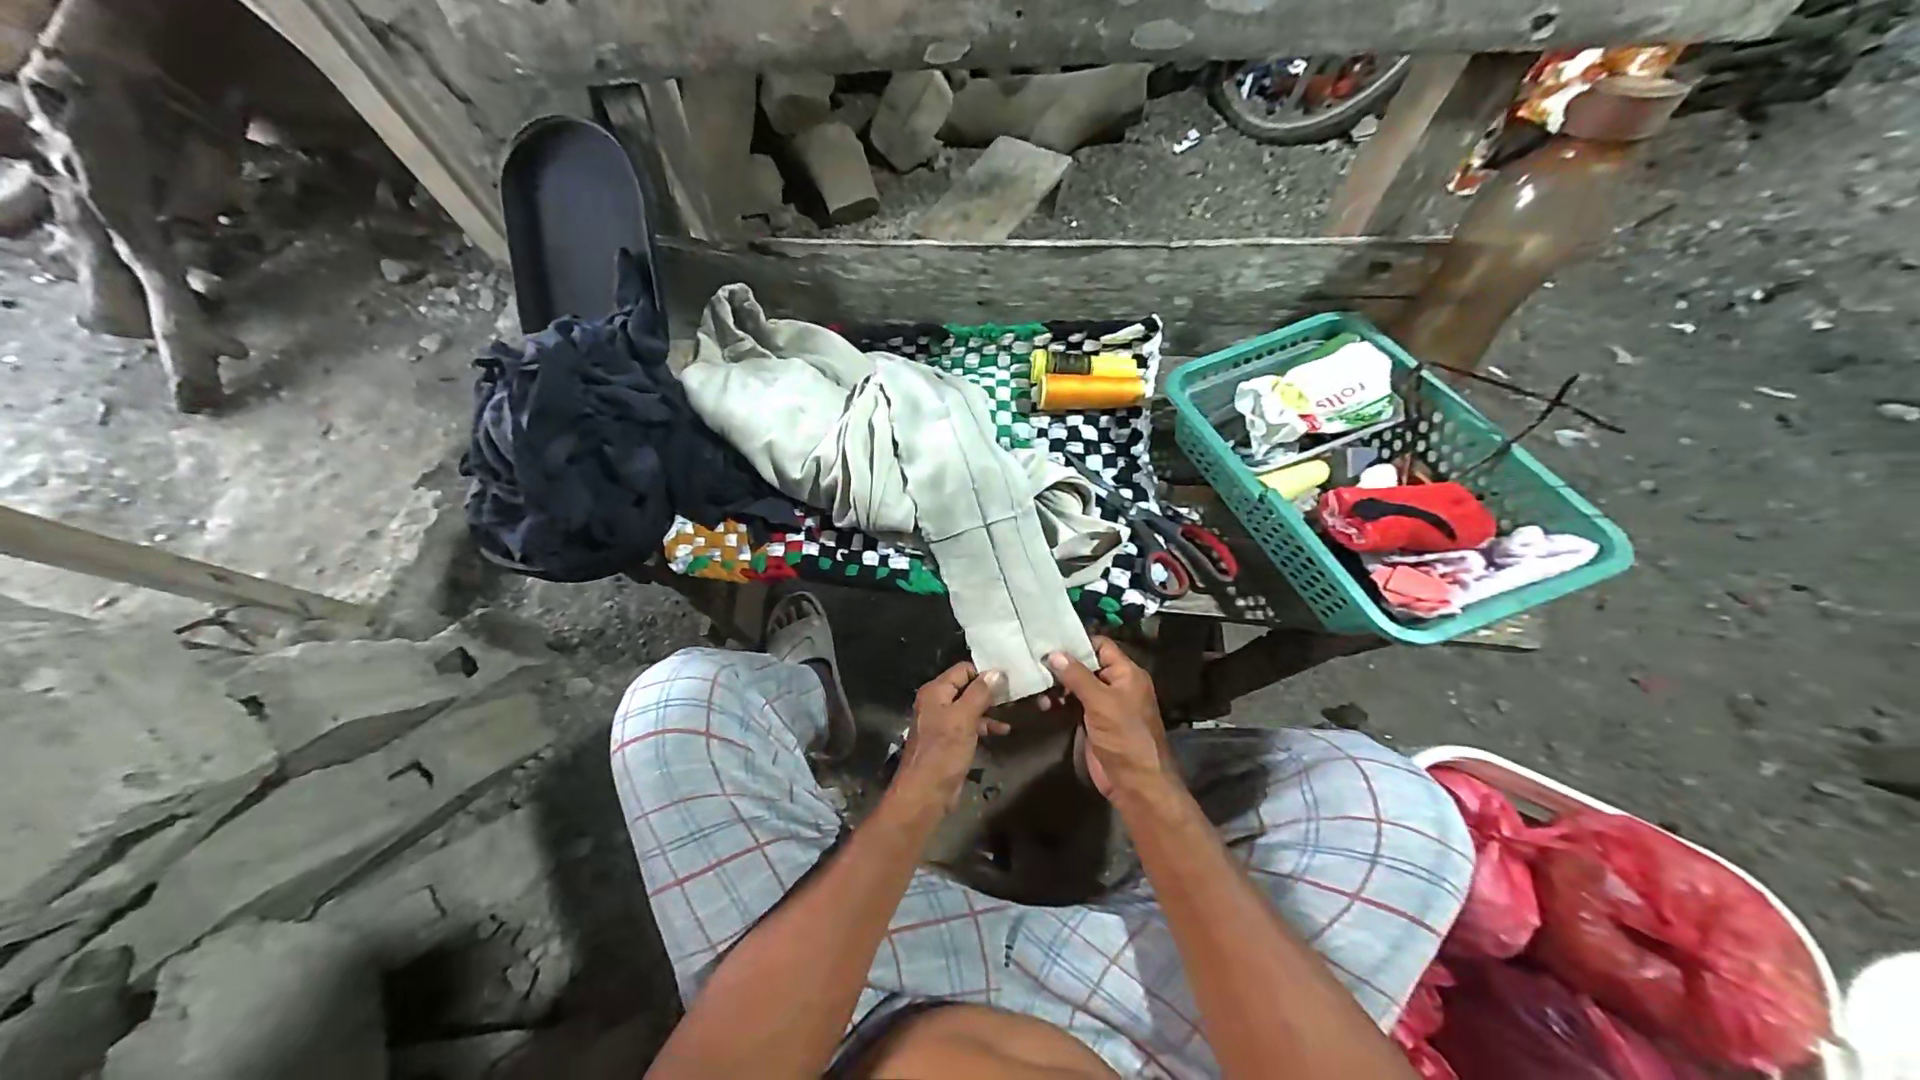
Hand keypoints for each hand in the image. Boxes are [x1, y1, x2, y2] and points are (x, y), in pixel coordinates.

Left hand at [891, 662, 1008, 809]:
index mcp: (935, 691)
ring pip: (970, 706)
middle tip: (1016, 693)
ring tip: (1014, 710)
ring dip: (990, 709)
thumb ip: (979, 693)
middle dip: (990, 691)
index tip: (1008, 679)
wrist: (926, 793)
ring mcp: (943, 721)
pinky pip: (969, 725)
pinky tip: (1003, 730)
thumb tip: (996, 671)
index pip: (963, 670)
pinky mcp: (950, 739)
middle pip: (967, 687)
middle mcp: (937, 702)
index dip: (984, 673)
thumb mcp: (963, 719)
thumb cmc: (943, 752)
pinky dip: (985, 725)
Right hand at [1046, 638, 1171, 799]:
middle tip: (1034, 660)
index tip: (1049, 639)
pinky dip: (1060, 702)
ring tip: (1036, 684)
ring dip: (1058, 685)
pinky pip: (1074, 705)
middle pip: (1087, 665)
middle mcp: (1116, 685)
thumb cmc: (1125, 736)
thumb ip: (1077, 676)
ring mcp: (1104, 705)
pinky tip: (1043, 702)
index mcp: (1127, 674)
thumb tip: (1054, 653)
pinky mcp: (1093, 722)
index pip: (1101, 646)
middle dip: (1063, 664)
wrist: (1136, 783)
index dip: (1078, 642)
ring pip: (1078, 686)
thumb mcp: (1101, 702)